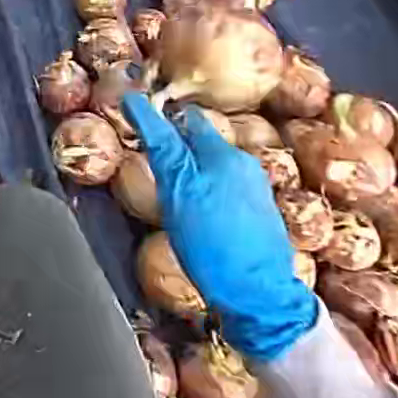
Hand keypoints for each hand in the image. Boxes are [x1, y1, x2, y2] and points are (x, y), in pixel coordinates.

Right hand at [123, 94, 318, 360]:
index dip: (161, 116)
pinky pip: (226, 184)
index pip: (186, 117)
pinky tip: (197, 207)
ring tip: (171, 185)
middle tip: (150, 156)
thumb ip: (161, 146)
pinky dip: (207, 185)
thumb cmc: (211, 242)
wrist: (259, 296)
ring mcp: (254, 187)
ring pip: (214, 163)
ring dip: (193, 166)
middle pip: (202, 139)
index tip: (138, 119)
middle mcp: (242, 162)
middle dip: (177, 142)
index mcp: (222, 152)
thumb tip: (138, 101)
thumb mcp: (177, 191)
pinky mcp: (259, 210)